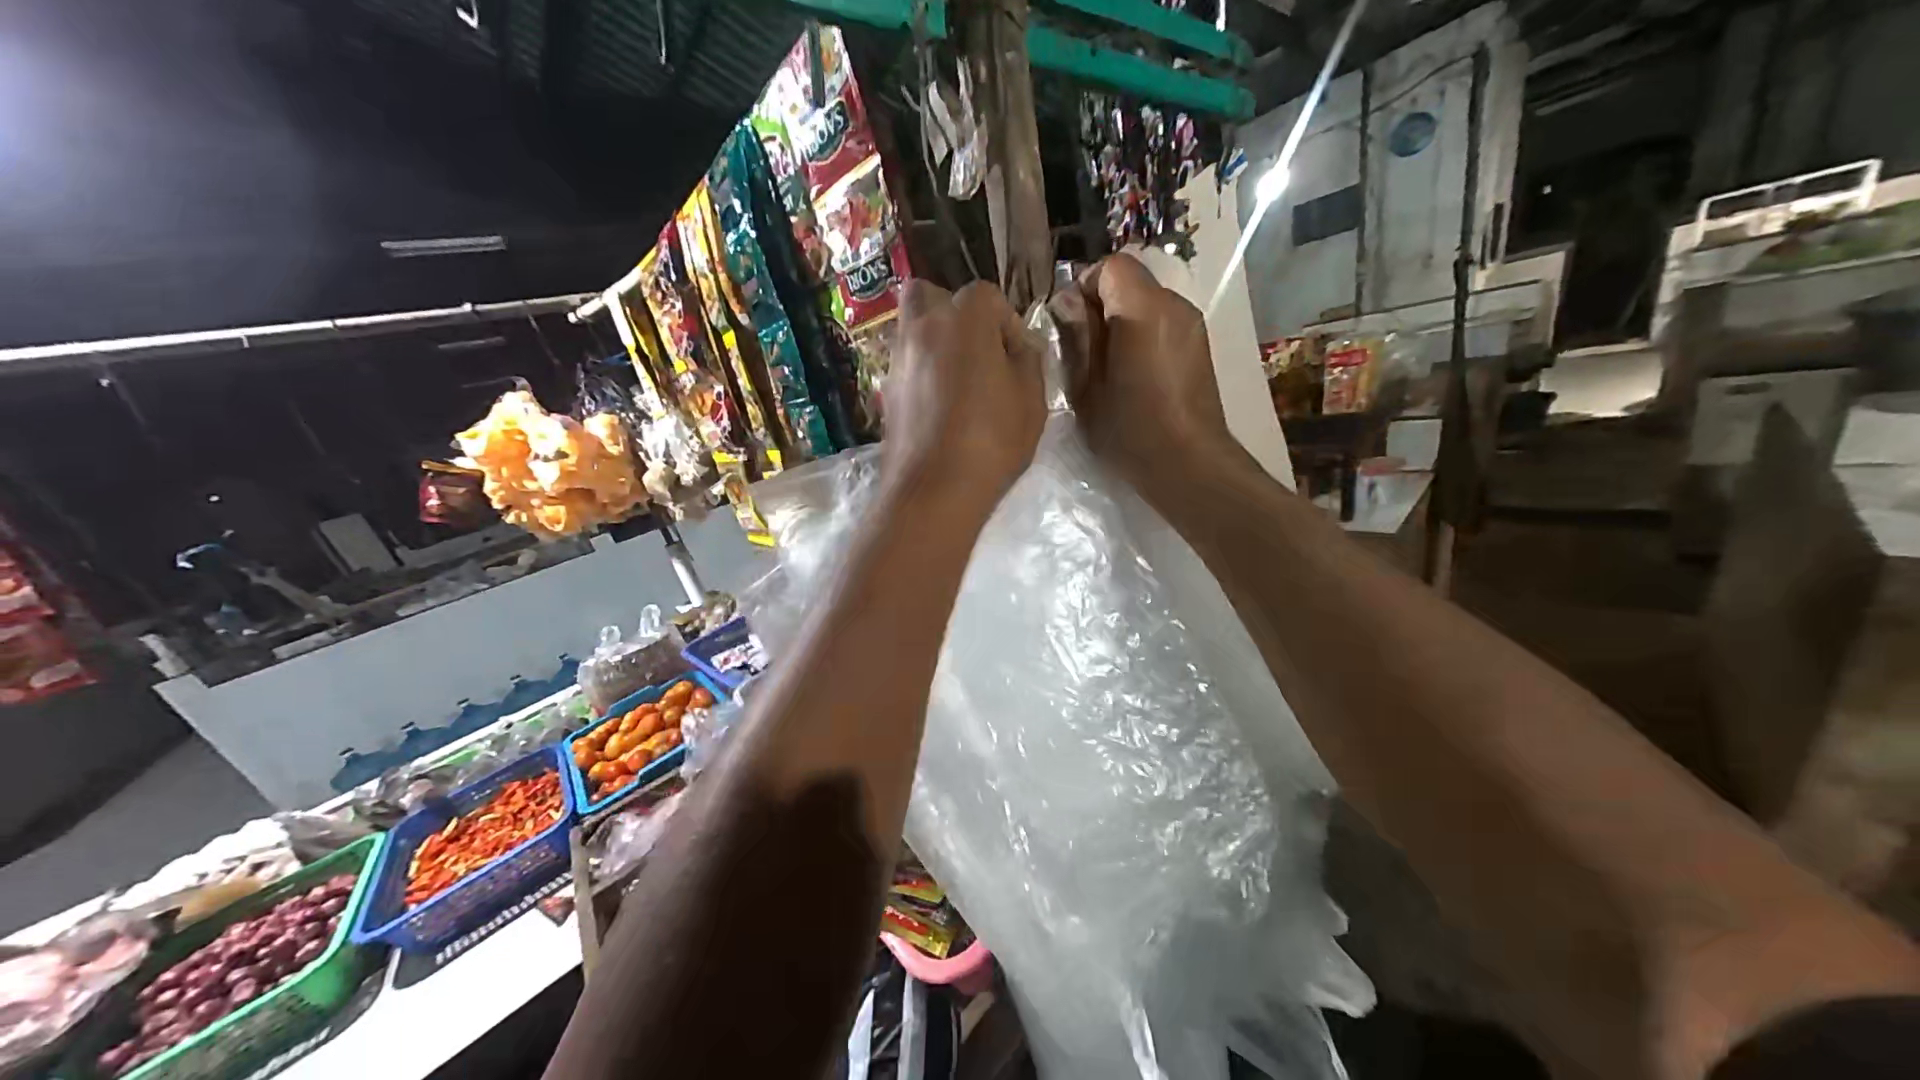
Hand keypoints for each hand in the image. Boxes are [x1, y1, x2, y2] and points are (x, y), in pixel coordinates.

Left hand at [880, 280, 1045, 520]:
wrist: (933, 490)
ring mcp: (897, 360)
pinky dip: (922, 373)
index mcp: (964, 318)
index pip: (987, 296)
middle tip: (977, 350)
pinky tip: (941, 407)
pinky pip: (906, 365)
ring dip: (935, 342)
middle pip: (931, 295)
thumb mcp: (1031, 399)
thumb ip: (1027, 361)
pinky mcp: (885, 392)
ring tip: (960, 382)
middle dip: (954, 313)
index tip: (1017, 358)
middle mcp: (922, 327)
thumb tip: (1017, 349)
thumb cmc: (992, 440)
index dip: (1006, 325)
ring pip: (912, 329)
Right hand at [1052, 253, 1235, 501]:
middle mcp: (1174, 306)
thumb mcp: (1087, 387)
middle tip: (1082, 348)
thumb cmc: (1129, 429)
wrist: (1188, 464)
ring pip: (1147, 303)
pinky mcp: (1199, 346)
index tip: (1069, 322)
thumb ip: (1076, 337)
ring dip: (1122, 322)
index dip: (1084, 287)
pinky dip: (1142, 335)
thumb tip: (1066, 303)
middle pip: (1131, 281)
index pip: (1111, 266)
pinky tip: (1132, 374)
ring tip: (1106, 365)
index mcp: (1143, 310)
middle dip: (1102, 305)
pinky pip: (1163, 323)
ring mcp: (1192, 325)